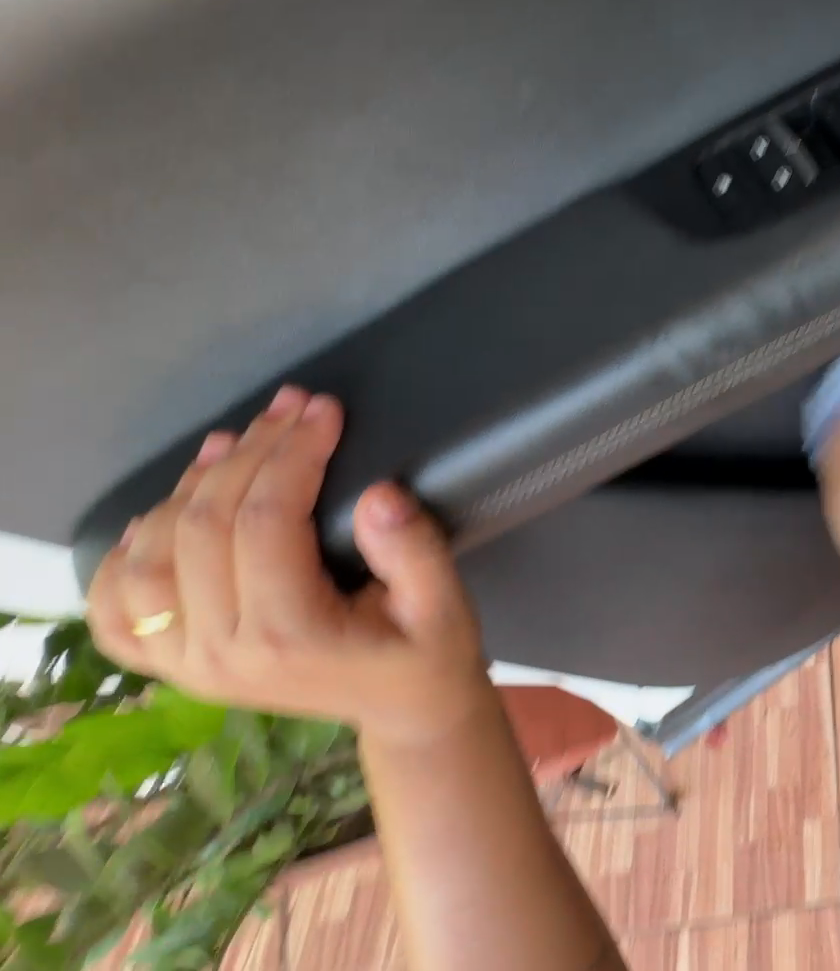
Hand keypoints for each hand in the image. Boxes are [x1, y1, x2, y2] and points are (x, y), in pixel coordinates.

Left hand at [86, 386, 492, 746]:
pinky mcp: (172, 664)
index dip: (294, 455)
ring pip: (149, 555)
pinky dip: (128, 550)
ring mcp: (183, 662)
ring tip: (235, 442)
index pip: (268, 523)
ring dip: (190, 488)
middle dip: (249, 454)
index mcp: (287, 634)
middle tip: (290, 408)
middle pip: (204, 528)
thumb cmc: (431, 653)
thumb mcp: (446, 603)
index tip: (323, 412)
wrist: (405, 709)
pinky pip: (116, 604)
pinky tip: (168, 513)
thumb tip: (377, 493)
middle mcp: (218, 651)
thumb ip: (415, 551)